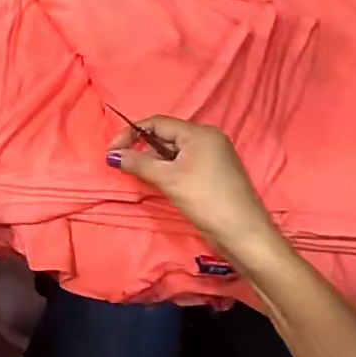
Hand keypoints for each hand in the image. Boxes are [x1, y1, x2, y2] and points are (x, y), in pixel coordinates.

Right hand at [107, 116, 286, 263]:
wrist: (244, 233)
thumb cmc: (205, 199)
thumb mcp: (168, 179)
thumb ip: (138, 163)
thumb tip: (112, 155)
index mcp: (199, 133)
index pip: (157, 123)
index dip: (131, 134)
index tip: (111, 151)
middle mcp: (208, 138)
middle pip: (165, 136)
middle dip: (142, 148)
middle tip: (123, 166)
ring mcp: (213, 156)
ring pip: (173, 151)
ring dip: (154, 161)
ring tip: (139, 176)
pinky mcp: (213, 172)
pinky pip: (183, 163)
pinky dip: (167, 169)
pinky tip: (159, 182)